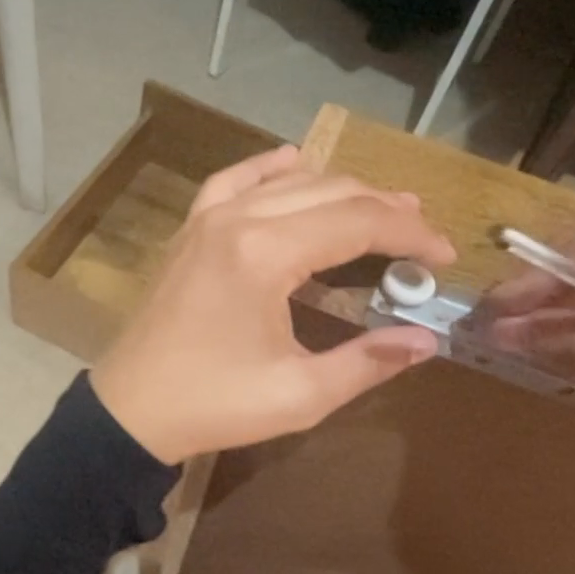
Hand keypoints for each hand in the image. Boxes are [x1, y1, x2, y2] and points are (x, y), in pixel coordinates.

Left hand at [91, 146, 456, 464]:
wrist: (131, 410)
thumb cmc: (214, 405)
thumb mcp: (299, 395)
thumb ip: (366, 363)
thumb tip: (425, 340)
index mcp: (266, 254)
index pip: (358, 222)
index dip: (410, 235)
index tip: (444, 256)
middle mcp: (237, 219)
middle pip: (330, 192)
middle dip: (385, 210)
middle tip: (423, 235)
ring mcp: (207, 218)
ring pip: (289, 181)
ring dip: (341, 189)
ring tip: (382, 207)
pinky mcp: (189, 229)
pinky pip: (235, 180)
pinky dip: (271, 169)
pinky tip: (294, 163)